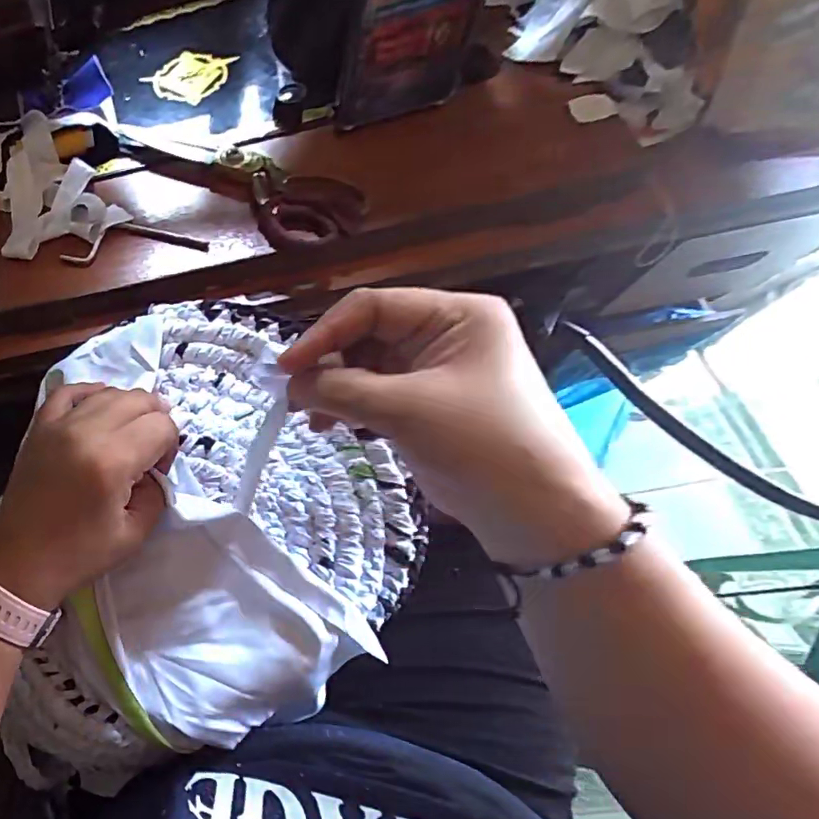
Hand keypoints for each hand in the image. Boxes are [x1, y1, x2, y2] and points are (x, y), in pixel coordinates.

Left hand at [0, 385, 179, 607]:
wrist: (21, 563)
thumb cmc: (79, 554)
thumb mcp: (134, 533)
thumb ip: (156, 493)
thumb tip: (154, 468)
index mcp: (111, 461)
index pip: (160, 426)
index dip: (170, 446)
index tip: (158, 472)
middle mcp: (84, 433)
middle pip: (138, 400)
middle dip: (155, 421)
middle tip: (151, 452)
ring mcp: (56, 426)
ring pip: (107, 393)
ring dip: (128, 408)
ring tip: (130, 434)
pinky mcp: (38, 429)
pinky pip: (68, 392)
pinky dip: (90, 393)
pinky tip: (101, 407)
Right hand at [278, 288, 627, 566]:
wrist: (533, 511)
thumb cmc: (480, 445)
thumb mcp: (405, 410)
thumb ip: (341, 389)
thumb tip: (290, 384)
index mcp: (456, 315)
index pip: (372, 307)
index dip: (323, 334)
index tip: (286, 369)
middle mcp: (445, 335)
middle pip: (366, 337)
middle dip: (327, 366)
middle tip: (294, 400)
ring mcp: (435, 373)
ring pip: (365, 368)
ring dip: (334, 390)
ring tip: (313, 419)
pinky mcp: (425, 406)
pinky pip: (374, 396)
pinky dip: (348, 408)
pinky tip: (331, 426)